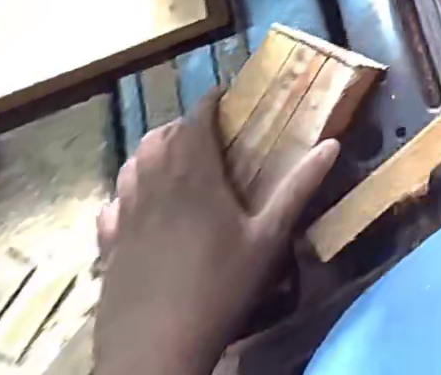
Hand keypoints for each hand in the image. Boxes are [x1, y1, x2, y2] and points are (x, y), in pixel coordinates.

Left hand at [93, 92, 339, 374]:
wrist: (153, 357)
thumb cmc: (219, 290)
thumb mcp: (269, 238)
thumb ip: (299, 188)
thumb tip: (333, 143)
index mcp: (194, 180)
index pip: (193, 123)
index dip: (207, 102)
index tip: (225, 92)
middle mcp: (154, 190)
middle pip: (157, 139)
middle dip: (180, 124)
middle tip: (208, 126)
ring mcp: (125, 221)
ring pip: (130, 167)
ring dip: (152, 151)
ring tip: (176, 156)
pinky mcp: (108, 250)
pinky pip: (111, 205)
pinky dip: (126, 191)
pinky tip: (140, 203)